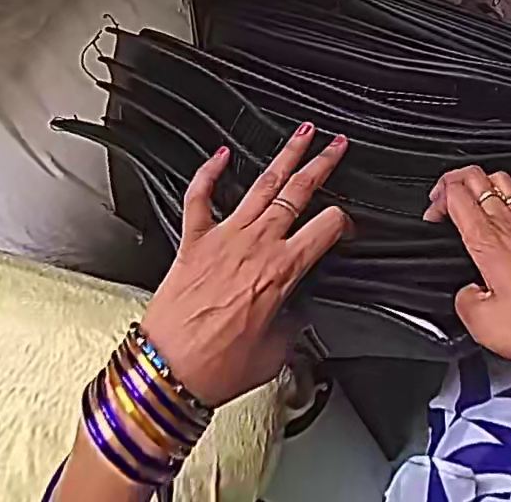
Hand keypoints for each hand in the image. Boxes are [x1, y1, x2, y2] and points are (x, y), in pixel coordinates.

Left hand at [138, 123, 351, 405]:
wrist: (163, 377)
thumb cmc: (215, 369)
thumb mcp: (273, 353)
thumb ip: (290, 326)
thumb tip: (294, 317)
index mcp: (282, 270)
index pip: (328, 226)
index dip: (345, 222)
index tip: (346, 226)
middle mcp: (257, 244)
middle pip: (300, 189)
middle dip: (324, 162)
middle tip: (338, 144)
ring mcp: (226, 237)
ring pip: (264, 183)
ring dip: (287, 154)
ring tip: (303, 134)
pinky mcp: (194, 241)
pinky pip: (200, 196)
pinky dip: (210, 172)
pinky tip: (221, 154)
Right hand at [424, 166, 510, 380]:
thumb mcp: (481, 324)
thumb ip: (464, 299)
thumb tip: (467, 292)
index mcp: (487, 240)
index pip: (456, 194)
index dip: (437, 199)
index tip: (432, 217)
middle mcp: (510, 225)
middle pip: (477, 177)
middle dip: (453, 180)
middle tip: (442, 198)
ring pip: (503, 181)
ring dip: (482, 183)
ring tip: (471, 196)